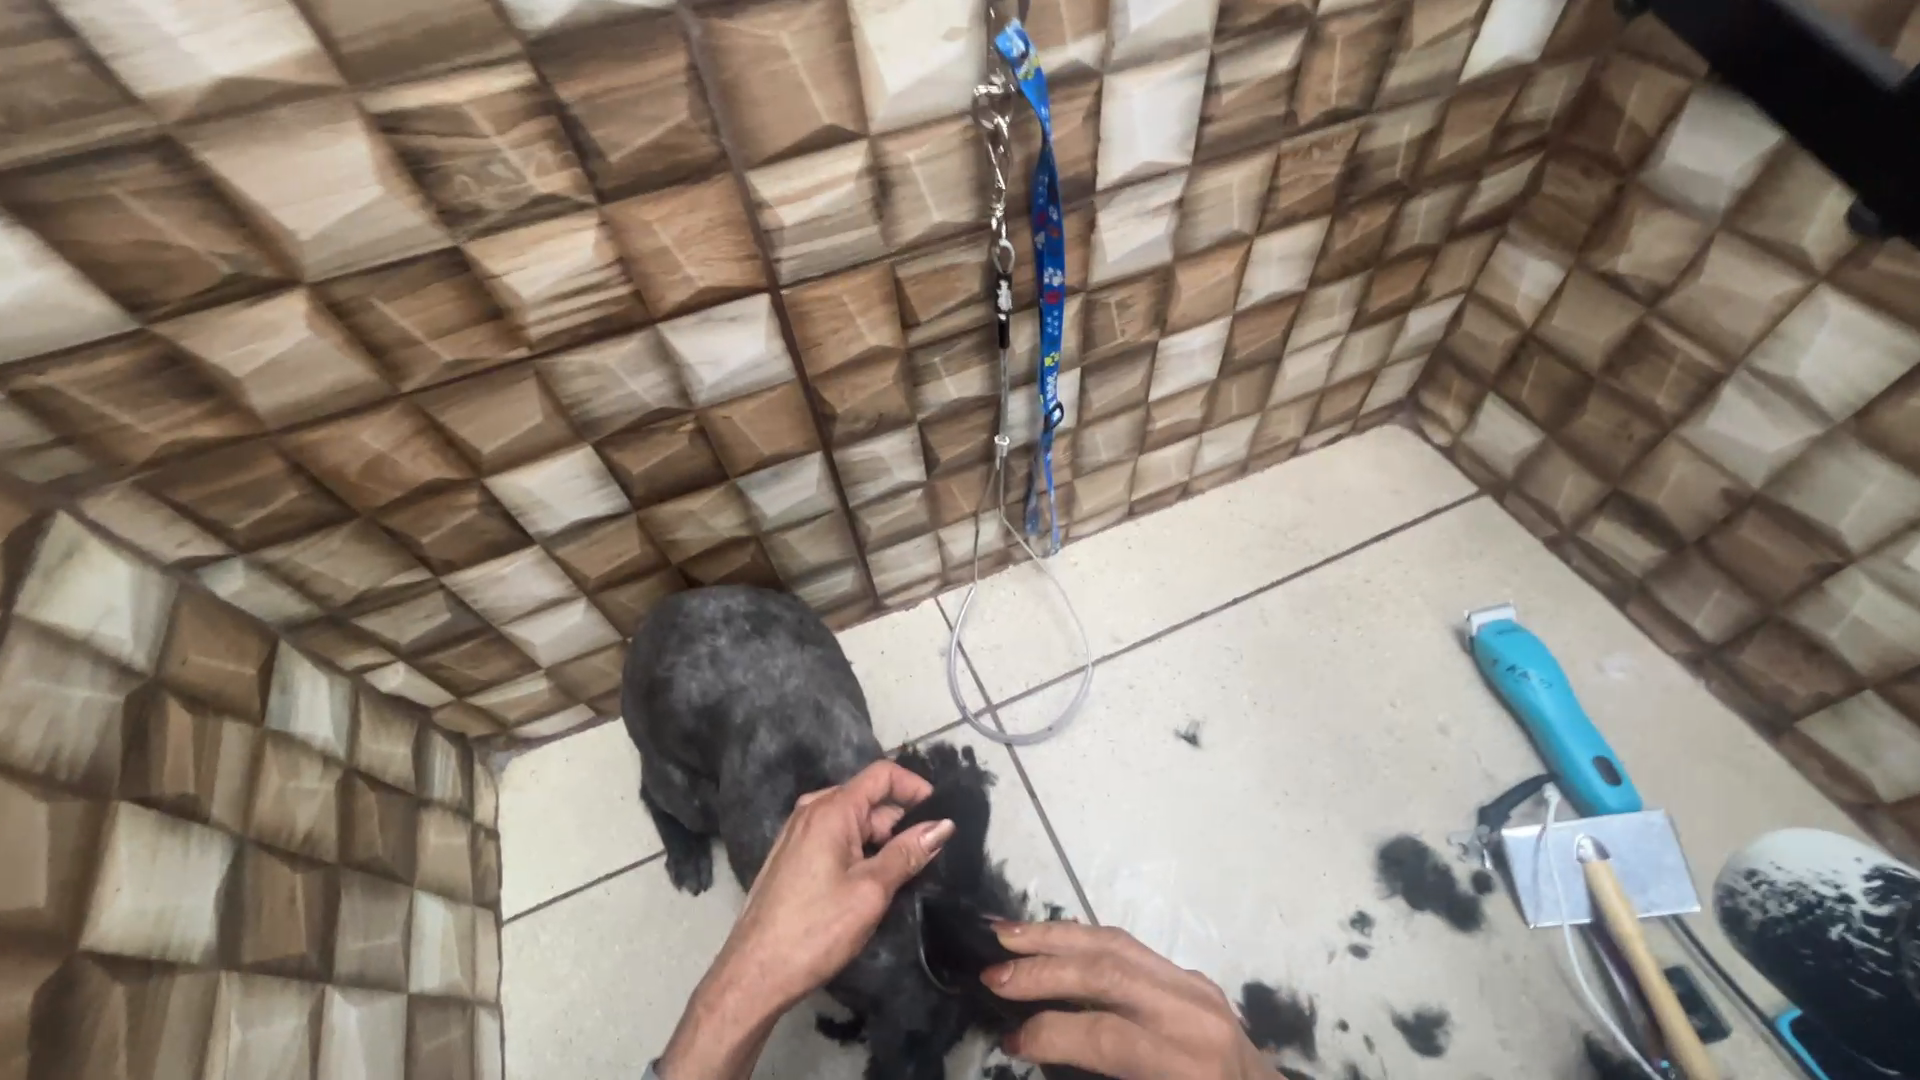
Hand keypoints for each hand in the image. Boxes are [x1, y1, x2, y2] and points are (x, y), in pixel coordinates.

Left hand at [659, 761, 954, 1079]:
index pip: (882, 774)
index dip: (915, 787)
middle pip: (869, 798)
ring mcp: (798, 832)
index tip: (940, 815)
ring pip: (853, 820)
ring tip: (900, 876)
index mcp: (831, 809)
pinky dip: (859, 850)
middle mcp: (812, 810)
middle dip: (900, 821)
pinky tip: (868, 883)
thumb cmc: (815, 929)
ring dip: (880, 840)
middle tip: (924, 858)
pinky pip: (836, 837)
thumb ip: (908, 853)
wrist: (754, 974)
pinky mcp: (793, 855)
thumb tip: (944, 824)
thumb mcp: (871, 891)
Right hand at [983, 921, 1279, 1079]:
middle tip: (990, 973)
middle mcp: (1193, 1013)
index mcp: (1190, 1065)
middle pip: (1108, 972)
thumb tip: (1034, 1044)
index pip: (1108, 1035)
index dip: (1050, 1033)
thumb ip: (1101, 1074)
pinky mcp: (1189, 976)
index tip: (1008, 1039)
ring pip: (1115, 943)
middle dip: (1042, 969)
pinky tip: (1049, 937)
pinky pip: (1128, 945)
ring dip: (1054, 936)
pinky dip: (1081, 938)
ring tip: (1005, 934)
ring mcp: (1193, 986)